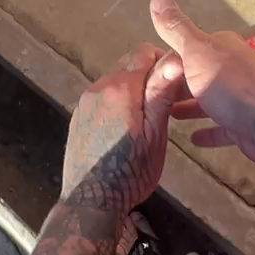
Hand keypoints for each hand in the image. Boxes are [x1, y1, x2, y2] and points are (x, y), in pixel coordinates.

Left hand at [62, 43, 188, 209]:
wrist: (92, 202)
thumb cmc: (131, 171)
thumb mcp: (155, 134)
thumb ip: (162, 92)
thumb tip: (176, 57)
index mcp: (119, 87)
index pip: (143, 52)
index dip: (163, 63)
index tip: (174, 86)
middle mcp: (97, 88)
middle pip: (127, 64)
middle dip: (148, 77)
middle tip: (163, 104)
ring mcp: (84, 103)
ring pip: (114, 81)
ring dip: (132, 90)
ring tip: (145, 120)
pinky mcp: (78, 117)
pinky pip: (102, 97)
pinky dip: (117, 103)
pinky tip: (124, 129)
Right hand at [150, 0, 254, 163]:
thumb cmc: (230, 85)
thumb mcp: (197, 51)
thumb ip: (177, 29)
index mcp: (222, 47)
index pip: (190, 47)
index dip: (169, 58)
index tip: (148, 71)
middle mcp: (233, 69)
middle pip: (199, 74)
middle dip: (177, 83)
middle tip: (151, 95)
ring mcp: (240, 98)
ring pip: (209, 100)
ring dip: (190, 106)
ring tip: (167, 114)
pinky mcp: (244, 125)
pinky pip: (221, 127)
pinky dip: (207, 131)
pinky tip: (191, 138)